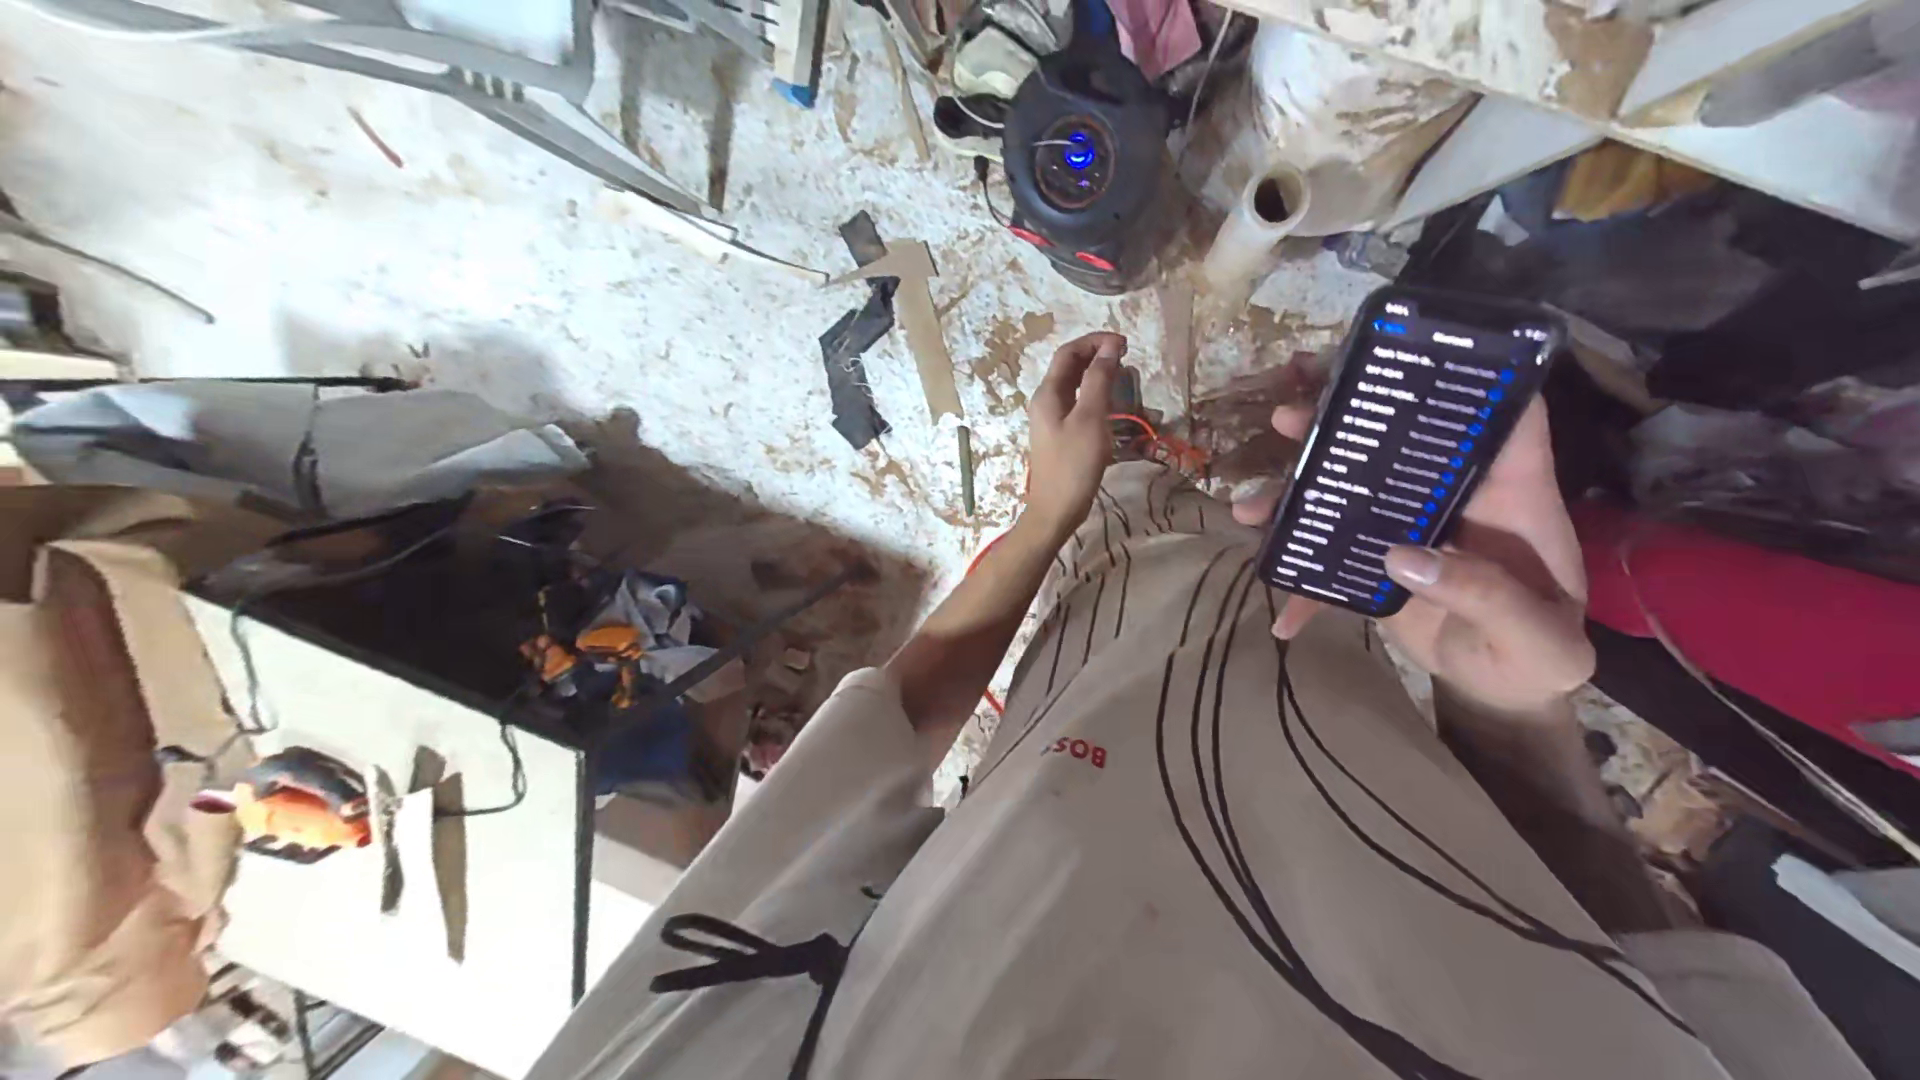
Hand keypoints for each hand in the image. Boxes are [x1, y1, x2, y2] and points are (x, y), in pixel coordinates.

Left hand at [1024, 332, 1123, 541]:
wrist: (1056, 509)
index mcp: (1047, 393)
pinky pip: (1077, 405)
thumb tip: (1109, 347)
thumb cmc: (1073, 464)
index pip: (1068, 353)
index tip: (1124, 343)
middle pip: (1069, 367)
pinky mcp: (1060, 436)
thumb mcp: (1090, 418)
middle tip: (1126, 356)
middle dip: (1096, 355)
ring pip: (1074, 386)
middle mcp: (1045, 402)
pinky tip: (1112, 404)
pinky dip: (1095, 396)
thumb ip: (1098, 380)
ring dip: (1096, 375)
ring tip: (1122, 375)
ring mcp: (1051, 420)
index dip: (1094, 341)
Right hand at [1232, 399, 1593, 713]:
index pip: (1501, 423)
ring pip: (1342, 500)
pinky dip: (1300, 587)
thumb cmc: (1537, 657)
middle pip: (1393, 449)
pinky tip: (1282, 617)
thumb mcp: (1537, 639)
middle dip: (1335, 428)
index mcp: (1506, 499)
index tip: (1403, 359)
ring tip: (1247, 510)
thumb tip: (1400, 557)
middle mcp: (1448, 503)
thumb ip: (1486, 596)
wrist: (1499, 690)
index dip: (1467, 381)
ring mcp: (1403, 533)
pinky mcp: (1371, 567)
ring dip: (1291, 499)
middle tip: (1285, 419)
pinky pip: (1326, 566)